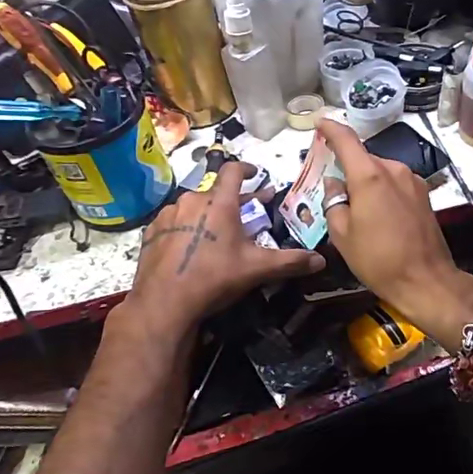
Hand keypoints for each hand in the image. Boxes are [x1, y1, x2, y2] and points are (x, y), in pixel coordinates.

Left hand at [123, 160, 323, 338]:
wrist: (163, 304)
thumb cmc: (214, 278)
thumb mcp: (256, 269)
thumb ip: (289, 261)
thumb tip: (321, 261)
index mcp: (219, 202)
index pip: (234, 171)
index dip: (247, 169)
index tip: (255, 174)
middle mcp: (192, 200)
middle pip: (216, 192)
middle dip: (231, 201)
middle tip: (243, 216)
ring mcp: (168, 215)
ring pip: (193, 206)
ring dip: (207, 214)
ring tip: (215, 234)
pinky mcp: (151, 231)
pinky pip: (174, 221)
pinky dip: (185, 227)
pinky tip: (189, 246)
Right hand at [317, 120, 472, 346]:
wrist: (426, 280)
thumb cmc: (378, 259)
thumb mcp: (342, 234)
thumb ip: (333, 202)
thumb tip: (334, 183)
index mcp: (369, 175)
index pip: (346, 140)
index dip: (330, 128)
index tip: (319, 123)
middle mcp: (393, 169)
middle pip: (363, 159)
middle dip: (347, 170)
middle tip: (334, 194)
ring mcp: (412, 180)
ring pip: (380, 172)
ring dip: (366, 183)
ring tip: (358, 213)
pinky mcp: (423, 193)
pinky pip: (395, 184)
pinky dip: (382, 191)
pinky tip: (379, 217)